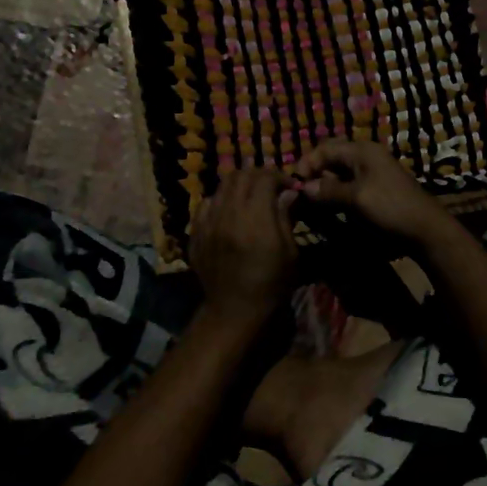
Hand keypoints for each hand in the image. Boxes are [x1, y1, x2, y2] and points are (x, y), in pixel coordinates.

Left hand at [191, 169, 297, 325]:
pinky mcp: (195, 232)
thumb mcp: (290, 252)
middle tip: (272, 186)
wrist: (234, 310)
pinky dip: (221, 200)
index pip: (264, 178)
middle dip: (259, 175)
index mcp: (255, 219)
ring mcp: (208, 223)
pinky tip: (230, 211)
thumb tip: (288, 191)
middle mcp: (228, 215)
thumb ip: (285, 217)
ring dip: (240, 184)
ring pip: (221, 186)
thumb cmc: (271, 284)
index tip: (291, 186)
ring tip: (251, 195)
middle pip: (240, 175)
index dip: (280, 176)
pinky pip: (206, 204)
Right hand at [292, 139, 449, 242]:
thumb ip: (329, 191)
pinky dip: (337, 191)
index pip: (325, 148)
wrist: (425, 228)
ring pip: (339, 171)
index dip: (306, 163)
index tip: (294, 185)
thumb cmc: (390, 207)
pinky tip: (329, 205)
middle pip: (332, 156)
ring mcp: (372, 171)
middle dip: (314, 172)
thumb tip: (303, 188)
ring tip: (311, 201)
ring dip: (324, 183)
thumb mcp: (356, 198)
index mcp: (362, 150)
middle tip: (301, 193)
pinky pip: (349, 183)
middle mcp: (366, 155)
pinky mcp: (376, 187)